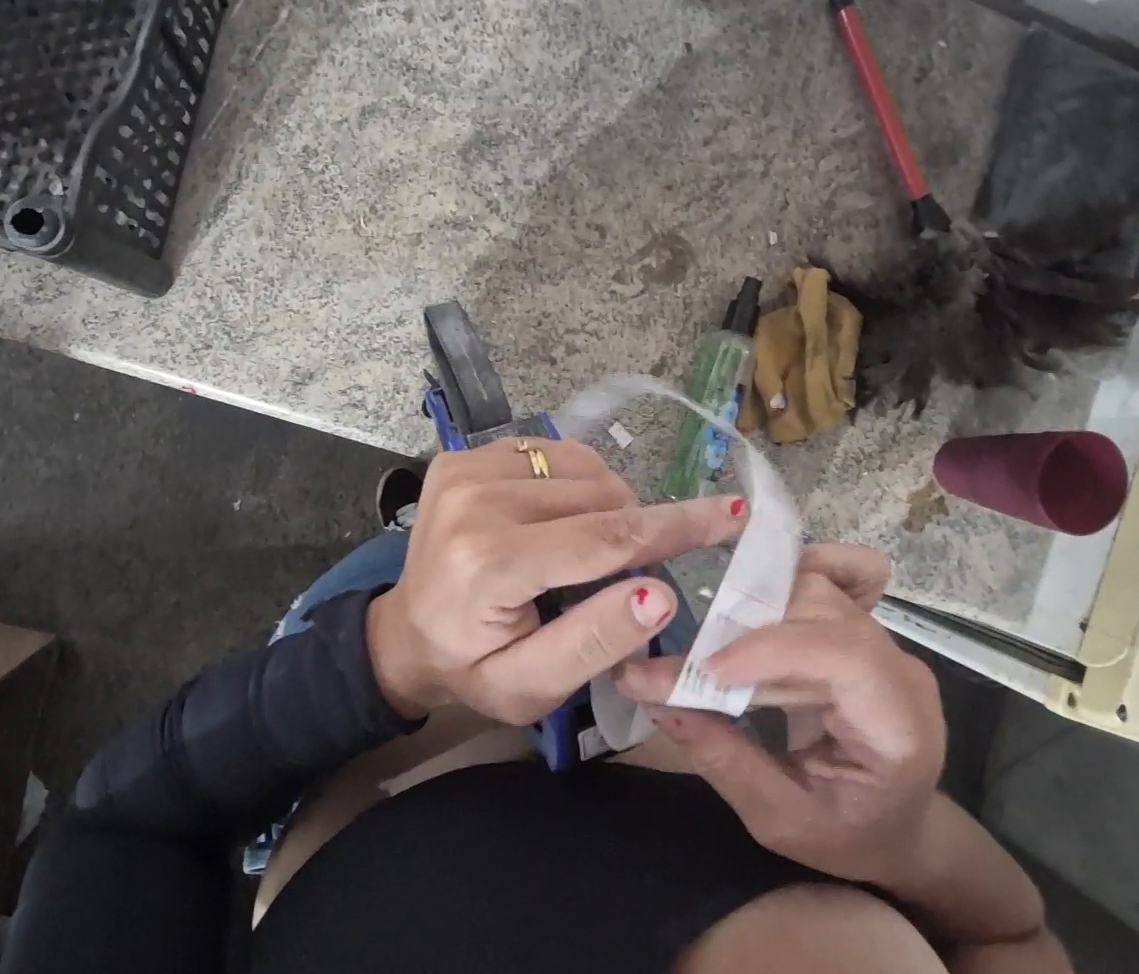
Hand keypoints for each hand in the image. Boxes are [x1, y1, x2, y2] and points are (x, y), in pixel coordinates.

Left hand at [366, 437, 746, 724]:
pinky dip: (574, 484)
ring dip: (603, 505)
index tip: (733, 513)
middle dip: (631, 530)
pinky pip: (552, 452)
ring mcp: (465, 469)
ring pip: (583, 468)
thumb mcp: (531, 686)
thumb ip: (594, 642)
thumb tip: (659, 594)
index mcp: (489, 563)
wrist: (406, 635)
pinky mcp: (464, 455)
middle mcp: (474, 500)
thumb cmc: (472, 669)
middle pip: (600, 498)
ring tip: (581, 549)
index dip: (675, 528)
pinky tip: (556, 519)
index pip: (604, 538)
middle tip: (612, 576)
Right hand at [614, 544, 946, 888]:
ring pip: (815, 590)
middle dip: (745, 632)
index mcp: (898, 728)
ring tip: (711, 647)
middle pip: (822, 613)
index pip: (845, 657)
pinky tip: (762, 588)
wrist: (894, 829)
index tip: (707, 671)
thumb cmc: (845, 833)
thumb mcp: (779, 819)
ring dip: (754, 609)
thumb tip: (652, 696)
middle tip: (685, 666)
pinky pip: (837, 575)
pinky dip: (797, 569)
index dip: (771, 649)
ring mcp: (885, 641)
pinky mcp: (863, 626)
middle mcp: (900, 671)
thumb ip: (722, 758)